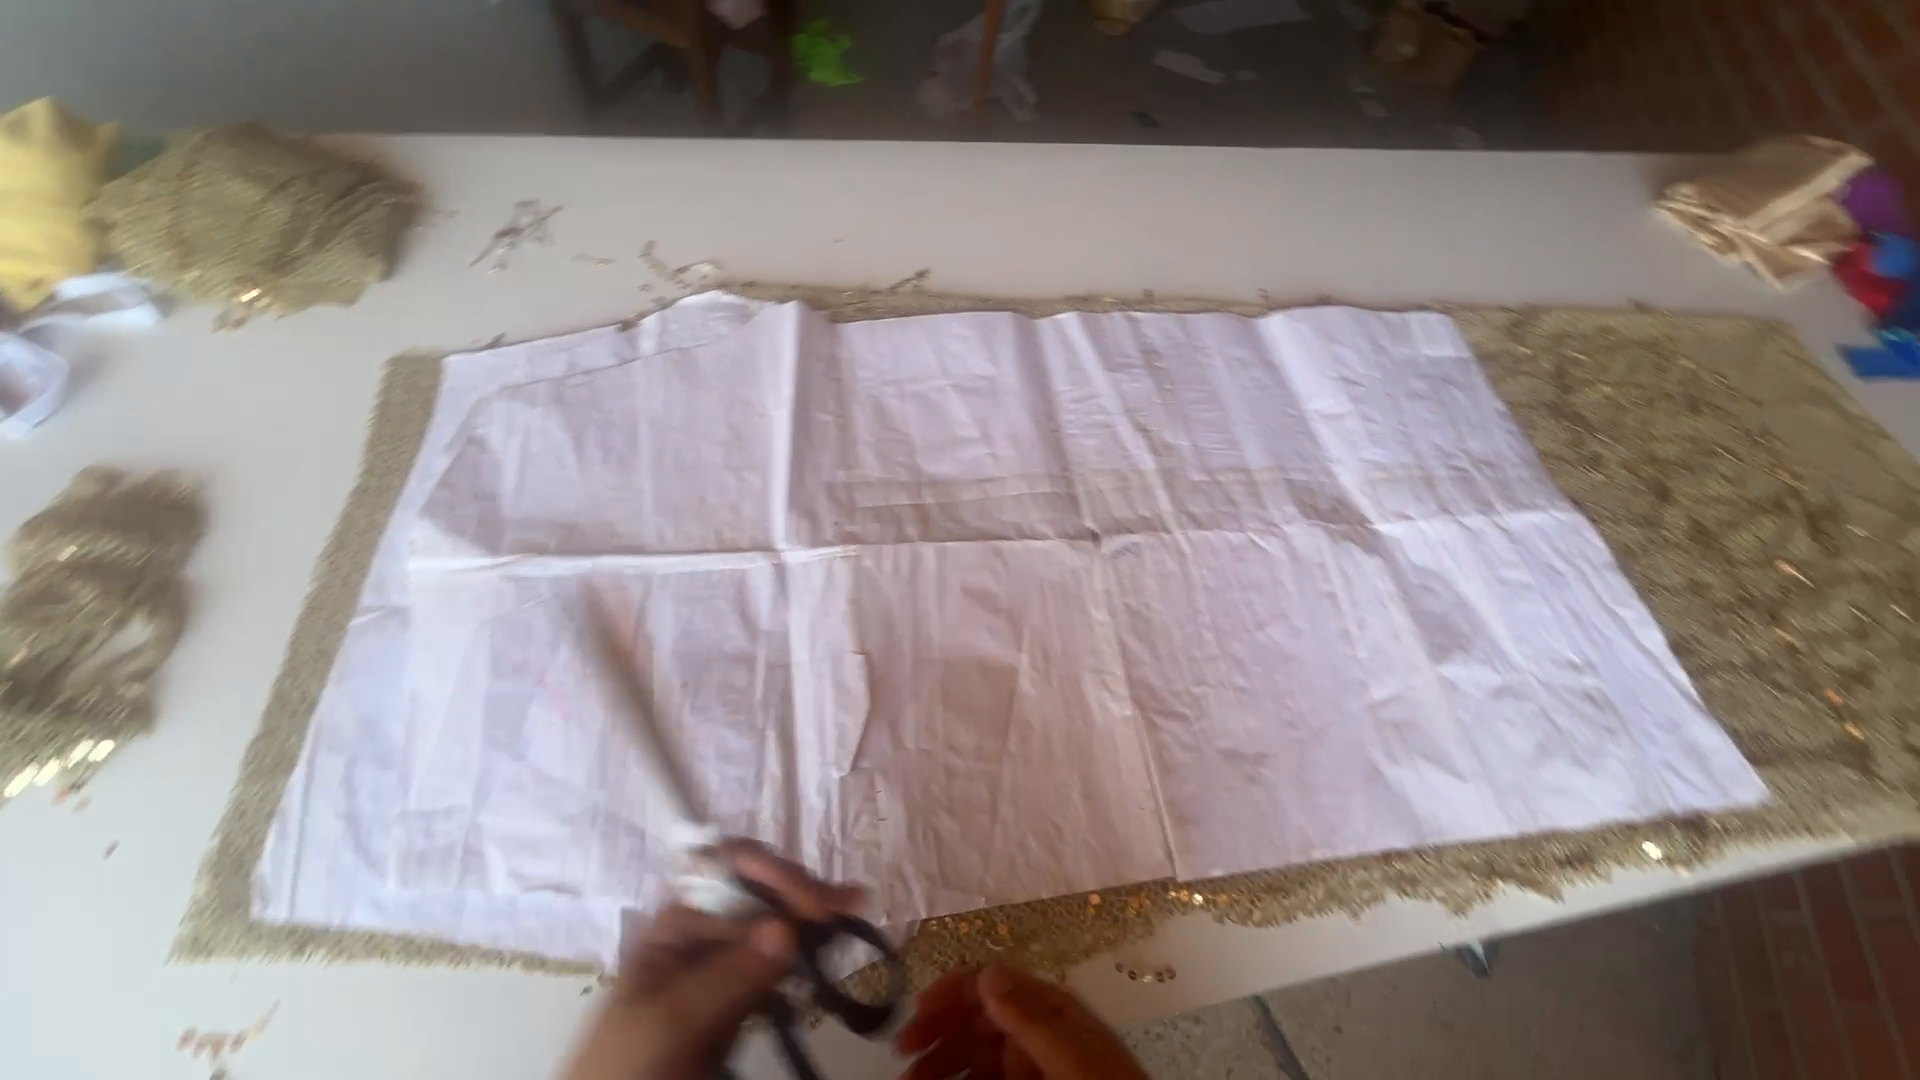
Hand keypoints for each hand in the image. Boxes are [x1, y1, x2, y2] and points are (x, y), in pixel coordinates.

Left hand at [560, 840, 865, 1079]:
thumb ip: (725, 977)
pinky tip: (831, 944)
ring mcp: (723, 966)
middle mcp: (703, 932)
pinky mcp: (740, 999)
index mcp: (675, 922)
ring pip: (776, 923)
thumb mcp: (668, 1023)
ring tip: (853, 910)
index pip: (728, 872)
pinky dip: (808, 949)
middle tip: (850, 903)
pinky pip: (779, 963)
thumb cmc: (629, 1067)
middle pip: (760, 891)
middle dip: (802, 891)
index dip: (773, 874)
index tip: (815, 900)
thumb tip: (787, 928)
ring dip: (812, 914)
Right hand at [896, 965, 1148, 1079]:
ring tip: (909, 1079)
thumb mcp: (1072, 1056)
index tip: (918, 1009)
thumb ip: (1029, 1016)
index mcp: (1047, 1007)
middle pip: (974, 1018)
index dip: (952, 989)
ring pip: (971, 1053)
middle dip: (936, 1028)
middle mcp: (1032, 1030)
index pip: (992, 983)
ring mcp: (1027, 1064)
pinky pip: (981, 1079)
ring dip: (938, 1061)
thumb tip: (987, 972)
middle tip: (902, 1051)